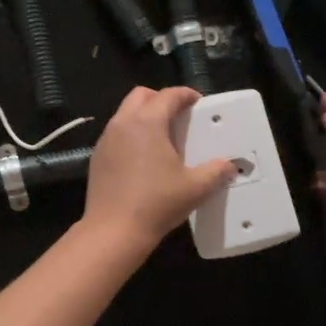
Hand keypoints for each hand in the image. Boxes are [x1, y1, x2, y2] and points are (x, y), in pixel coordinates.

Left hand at [82, 86, 235, 248]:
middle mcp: (122, 124)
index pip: (168, 95)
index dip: (186, 95)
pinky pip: (115, 134)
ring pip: (125, 114)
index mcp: (147, 122)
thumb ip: (215, 172)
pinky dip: (130, 135)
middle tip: (179, 116)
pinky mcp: (97, 157)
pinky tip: (143, 158)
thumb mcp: (195, 188)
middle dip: (160, 99)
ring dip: (143, 116)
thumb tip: (229, 166)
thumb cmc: (156, 203)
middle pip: (140, 96)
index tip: (198, 103)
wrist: (113, 230)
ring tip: (162, 137)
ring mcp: (105, 140)